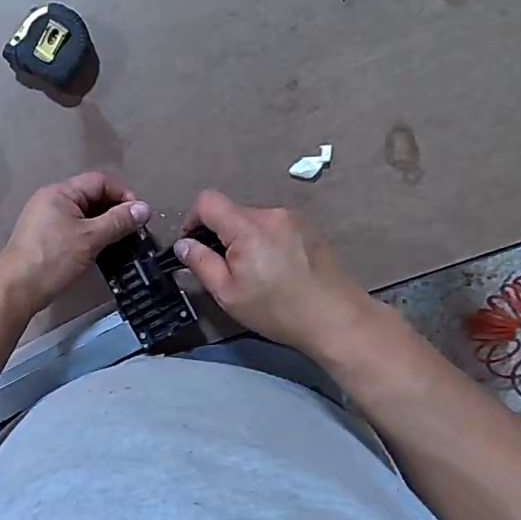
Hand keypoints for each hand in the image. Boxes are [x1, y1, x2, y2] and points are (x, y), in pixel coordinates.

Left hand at [0, 172, 149, 313]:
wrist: (17, 289)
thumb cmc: (52, 259)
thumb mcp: (90, 238)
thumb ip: (119, 221)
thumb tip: (145, 208)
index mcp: (60, 192)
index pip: (100, 181)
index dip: (123, 195)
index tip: (139, 216)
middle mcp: (52, 200)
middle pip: (92, 196)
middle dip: (115, 210)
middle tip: (133, 231)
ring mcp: (46, 219)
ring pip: (84, 214)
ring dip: (104, 224)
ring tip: (121, 241)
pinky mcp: (45, 238)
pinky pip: (74, 228)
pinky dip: (90, 235)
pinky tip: (101, 249)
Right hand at [173, 190, 375, 351]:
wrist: (336, 318)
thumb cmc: (278, 310)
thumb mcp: (228, 294)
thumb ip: (201, 263)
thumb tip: (183, 244)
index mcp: (248, 228)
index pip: (208, 201)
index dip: (192, 219)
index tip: (192, 243)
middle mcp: (272, 214)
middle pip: (232, 211)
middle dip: (221, 234)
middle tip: (225, 269)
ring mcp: (294, 218)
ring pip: (254, 219)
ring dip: (244, 239)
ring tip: (254, 273)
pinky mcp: (310, 227)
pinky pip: (275, 226)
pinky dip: (265, 241)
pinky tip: (276, 269)